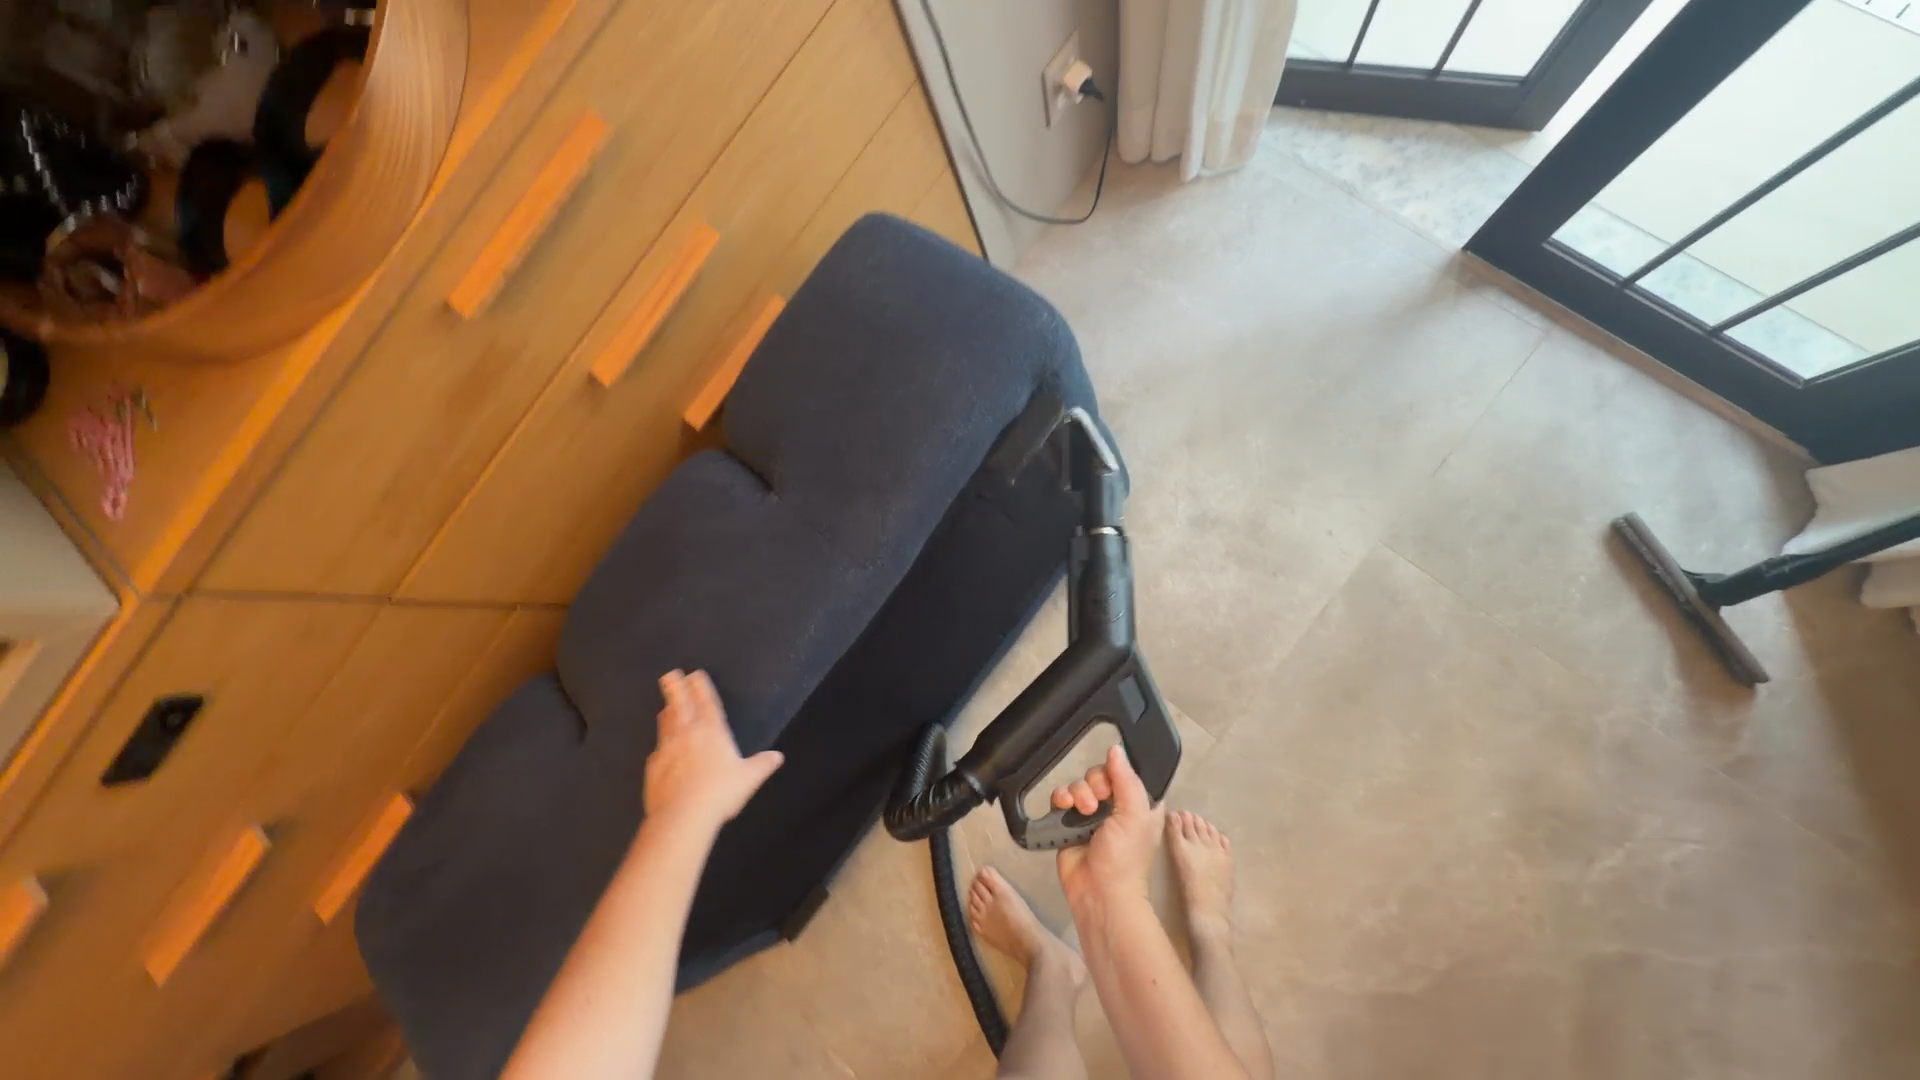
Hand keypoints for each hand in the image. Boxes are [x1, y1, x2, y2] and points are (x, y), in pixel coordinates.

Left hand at [644, 670, 783, 833]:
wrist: (682, 816)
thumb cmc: (720, 791)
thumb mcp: (749, 778)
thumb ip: (762, 764)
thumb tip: (777, 756)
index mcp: (712, 731)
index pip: (706, 703)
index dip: (701, 687)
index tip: (695, 674)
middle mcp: (687, 734)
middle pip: (680, 705)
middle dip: (676, 688)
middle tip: (670, 674)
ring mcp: (667, 749)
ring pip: (666, 724)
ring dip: (667, 711)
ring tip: (666, 705)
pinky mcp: (653, 767)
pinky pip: (657, 750)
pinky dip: (660, 744)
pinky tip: (660, 748)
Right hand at [1053, 744, 1164, 908]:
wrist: (1099, 893)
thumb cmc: (1126, 857)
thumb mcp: (1135, 815)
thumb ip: (1126, 779)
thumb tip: (1115, 748)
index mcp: (1139, 804)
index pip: (1127, 772)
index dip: (1119, 771)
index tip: (1115, 781)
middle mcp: (1116, 807)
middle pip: (1100, 775)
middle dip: (1096, 783)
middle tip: (1099, 801)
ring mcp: (1091, 815)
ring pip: (1080, 784)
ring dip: (1078, 792)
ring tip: (1083, 810)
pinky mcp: (1068, 823)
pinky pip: (1061, 798)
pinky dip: (1061, 798)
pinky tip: (1064, 806)